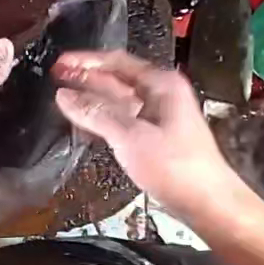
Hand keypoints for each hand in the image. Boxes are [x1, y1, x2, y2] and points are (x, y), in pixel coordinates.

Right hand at [53, 50, 248, 221]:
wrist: (208, 203)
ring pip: (119, 101)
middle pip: (117, 80)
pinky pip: (123, 120)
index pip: (117, 62)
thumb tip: (65, 95)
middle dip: (87, 78)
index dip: (86, 61)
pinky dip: (103, 119)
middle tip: (55, 77)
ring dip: (92, 99)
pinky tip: (85, 123)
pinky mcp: (155, 139)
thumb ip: (96, 114)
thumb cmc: (176, 166)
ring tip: (63, 98)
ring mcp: (159, 117)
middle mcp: (161, 95)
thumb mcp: (131, 136)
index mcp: (161, 85)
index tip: (60, 63)